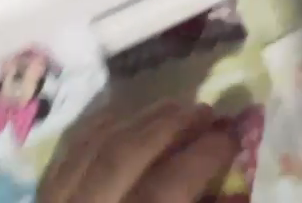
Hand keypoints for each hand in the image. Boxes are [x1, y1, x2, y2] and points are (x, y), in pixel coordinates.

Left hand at [38, 100, 238, 202]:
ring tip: (178, 107)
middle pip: (121, 159)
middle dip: (169, 127)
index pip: (161, 193)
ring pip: (93, 149)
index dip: (200, 160)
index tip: (231, 136)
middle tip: (208, 112)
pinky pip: (69, 155)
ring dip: (139, 121)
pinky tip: (129, 119)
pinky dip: (101, 129)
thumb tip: (232, 196)